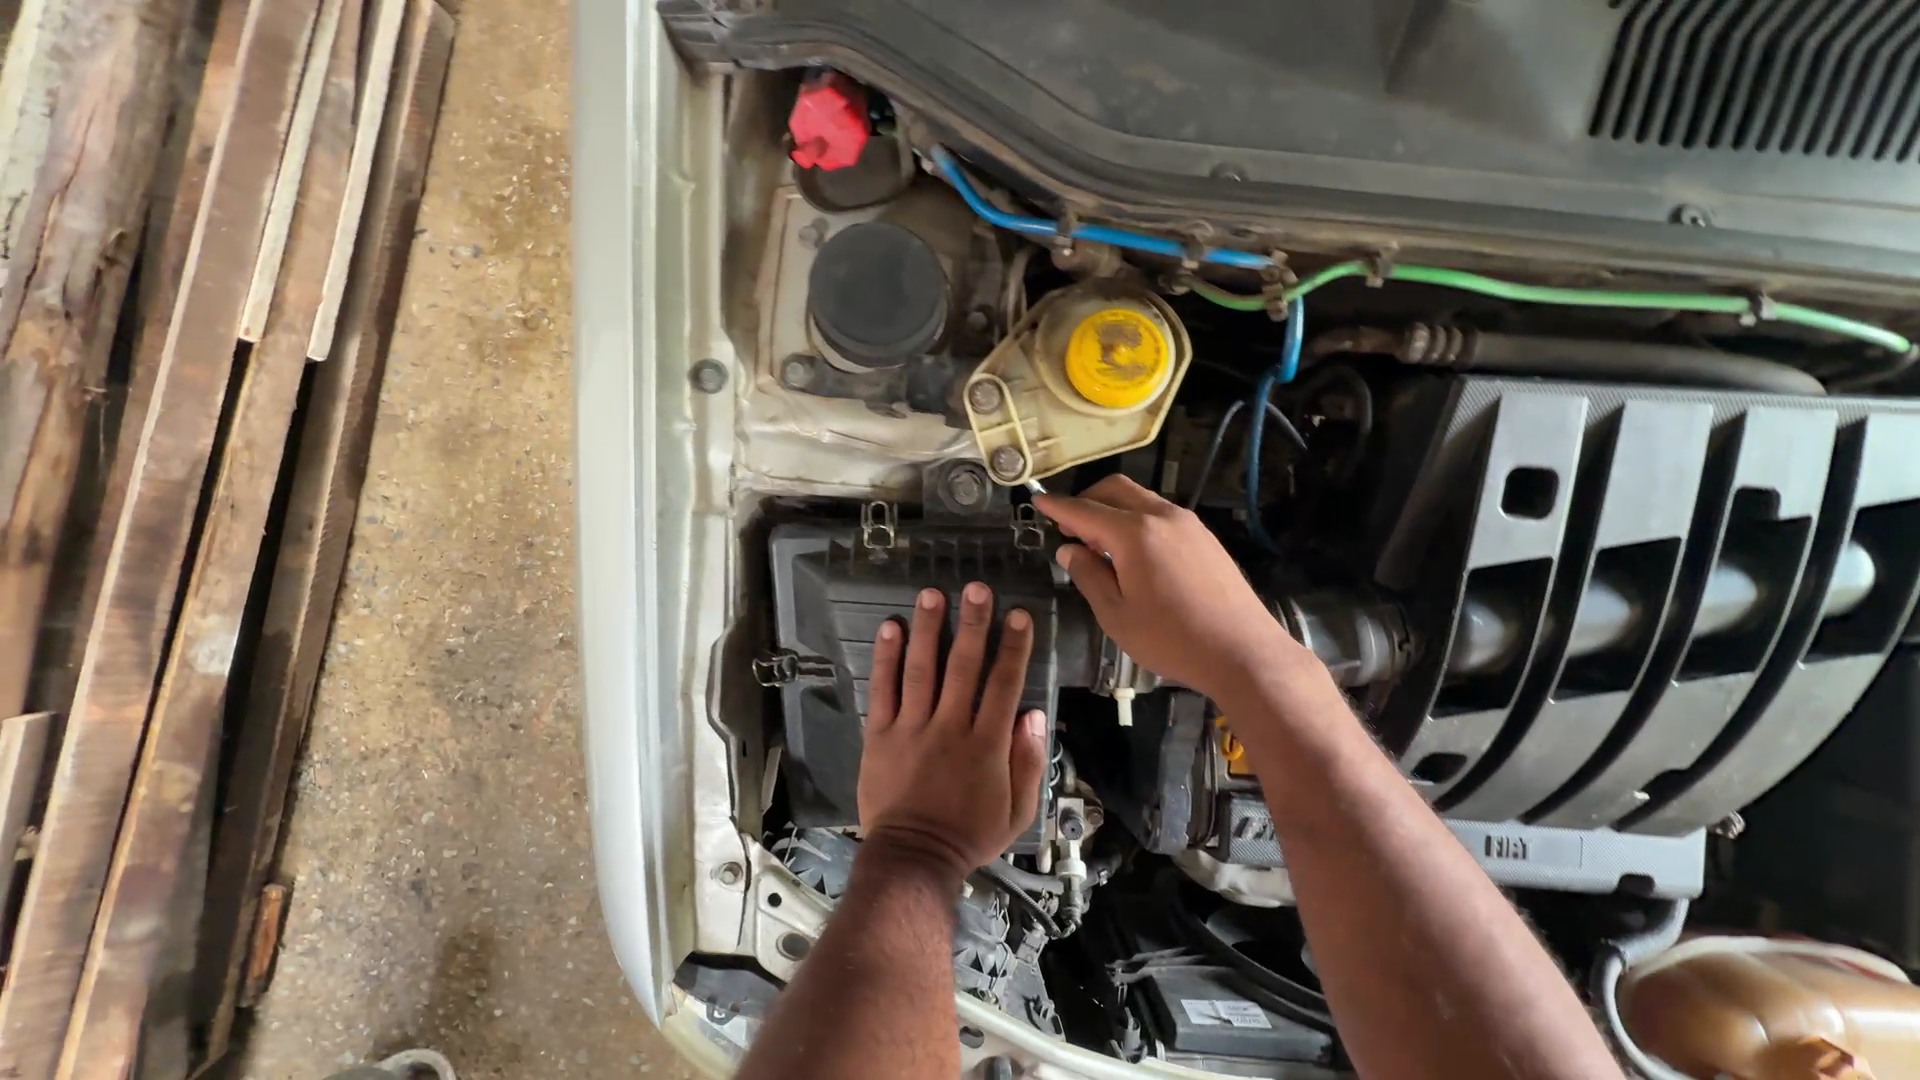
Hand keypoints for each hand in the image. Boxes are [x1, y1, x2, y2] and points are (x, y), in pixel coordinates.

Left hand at [857, 582, 1049, 882]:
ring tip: (932, 594)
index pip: (1004, 684)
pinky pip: (883, 690)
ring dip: (929, 630)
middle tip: (977, 588)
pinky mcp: (879, 735)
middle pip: (964, 667)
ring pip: (922, 670)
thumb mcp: (1017, 811)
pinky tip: (890, 628)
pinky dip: (886, 658)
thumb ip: (1028, 762)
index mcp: (986, 744)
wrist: (913, 858)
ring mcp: (912, 728)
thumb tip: (1033, 714)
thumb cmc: (969, 835)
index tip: (1019, 615)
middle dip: (973, 624)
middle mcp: (950, 727)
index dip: (1013, 647)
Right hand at [1035, 475, 1300, 701]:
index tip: (1038, 501)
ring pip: (1141, 499)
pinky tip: (1133, 553)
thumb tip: (1069, 550)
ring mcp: (1189, 524)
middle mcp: (1162, 516)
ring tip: (1099, 544)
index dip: (1057, 506)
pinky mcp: (1205, 538)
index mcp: (1135, 533)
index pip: (1085, 510)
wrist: (1242, 652)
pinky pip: (1161, 515)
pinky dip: (1137, 520)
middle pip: (1115, 489)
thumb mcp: (1116, 615)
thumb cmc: (1172, 639)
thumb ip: (1088, 576)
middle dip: (1086, 500)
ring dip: (1113, 510)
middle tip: (1068, 527)